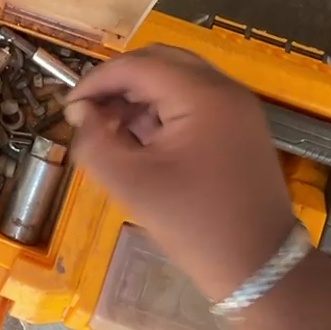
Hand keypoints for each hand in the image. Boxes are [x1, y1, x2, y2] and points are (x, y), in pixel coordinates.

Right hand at [65, 45, 297, 300]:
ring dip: (139, 96)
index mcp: (202, 95)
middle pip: (159, 62)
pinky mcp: (240, 125)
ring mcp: (237, 106)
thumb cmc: (194, 224)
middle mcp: (225, 89)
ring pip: (176, 78)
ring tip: (111, 132)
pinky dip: (162, 110)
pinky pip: (193, 99)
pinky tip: (141, 141)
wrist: (260, 267)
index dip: (97, 81)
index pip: (138, 65)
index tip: (70, 108)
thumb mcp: (132, 184)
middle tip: (89, 114)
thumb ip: (95, 141)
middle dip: (119, 84)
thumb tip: (80, 112)